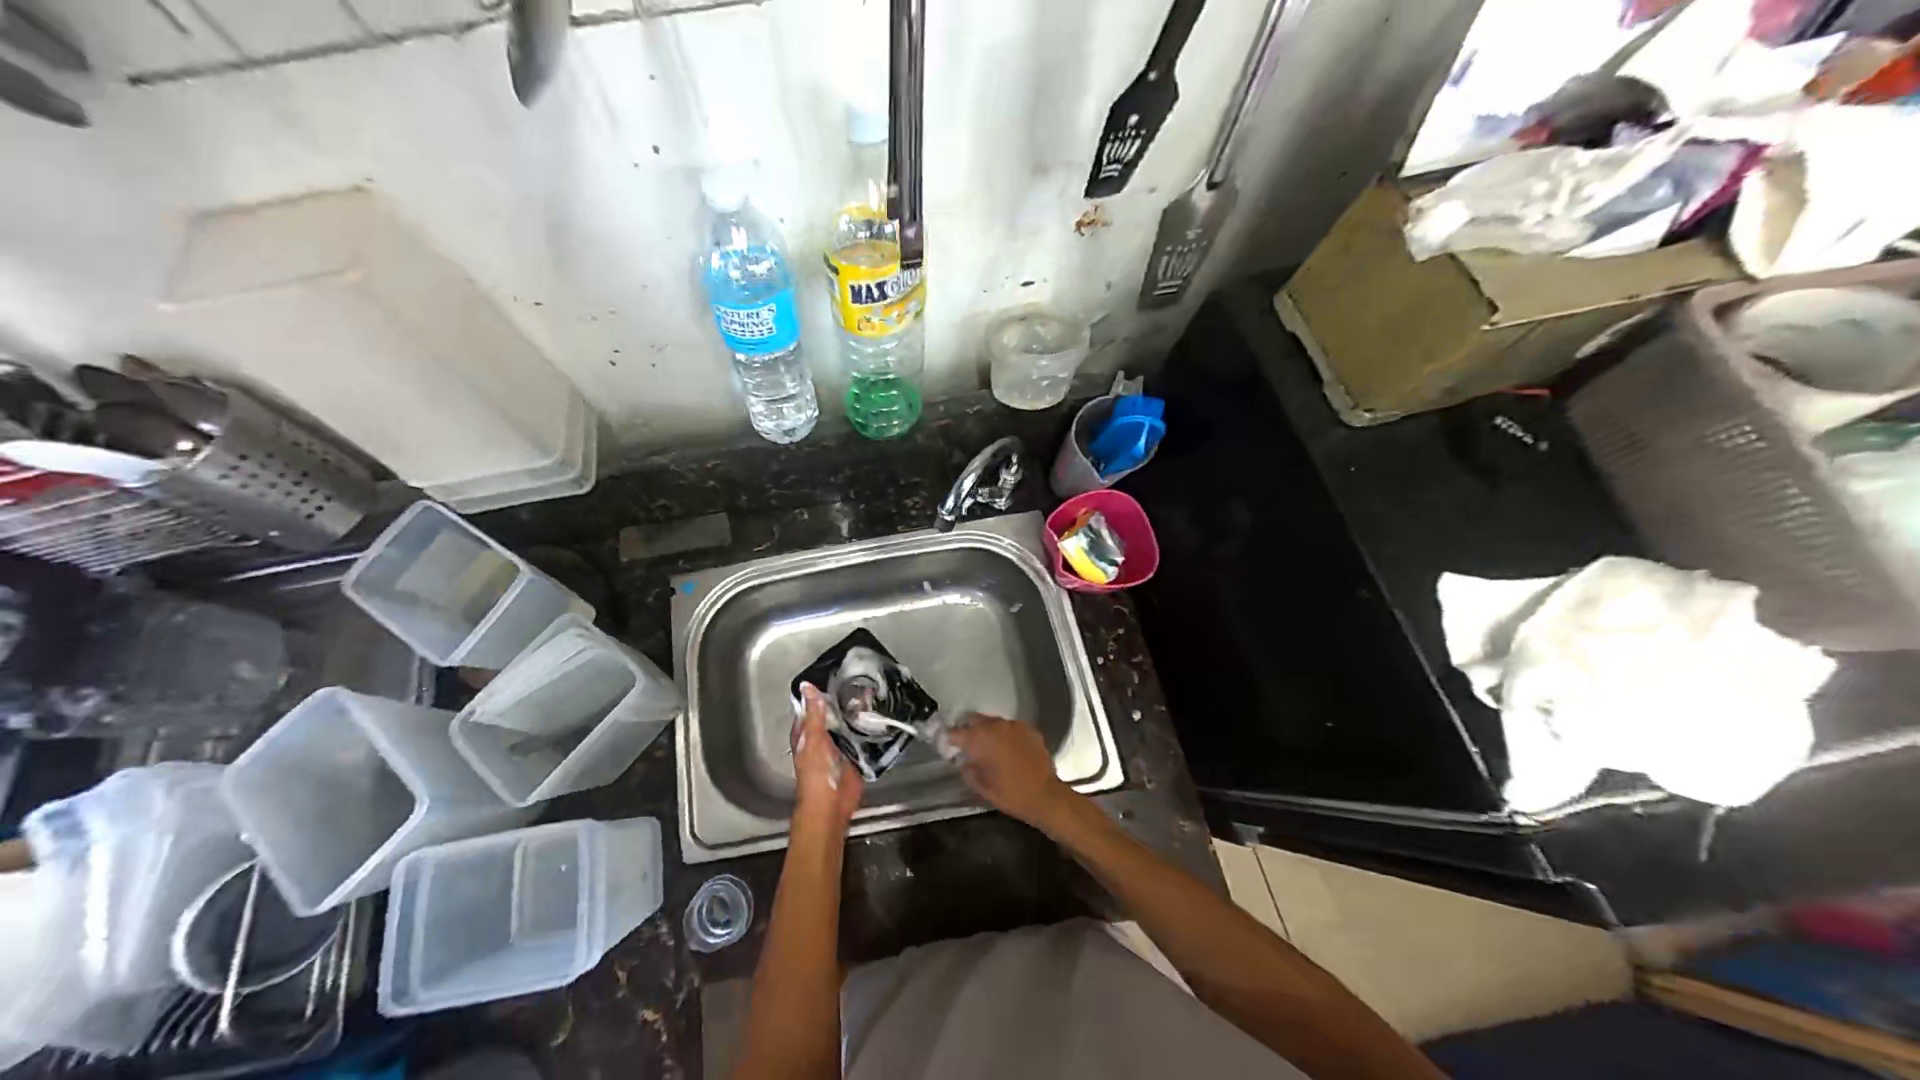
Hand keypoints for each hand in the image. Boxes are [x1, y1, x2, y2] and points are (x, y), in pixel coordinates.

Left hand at [792, 685, 862, 829]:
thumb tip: (807, 685)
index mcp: (806, 731)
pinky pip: (861, 736)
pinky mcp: (854, 753)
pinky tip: (880, 714)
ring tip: (875, 691)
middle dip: (845, 699)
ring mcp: (839, 744)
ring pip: (848, 723)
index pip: (812, 704)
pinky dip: (869, 727)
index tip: (838, 671)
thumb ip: (814, 713)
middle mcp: (822, 735)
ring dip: (859, 712)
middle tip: (863, 678)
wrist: (832, 804)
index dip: (822, 689)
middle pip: (833, 712)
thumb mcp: (813, 739)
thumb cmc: (816, 772)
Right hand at [947, 714, 1075, 829]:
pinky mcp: (1030, 730)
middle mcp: (997, 726)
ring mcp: (1016, 726)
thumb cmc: (1011, 794)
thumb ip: (967, 770)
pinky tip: (1009, 749)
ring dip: (988, 732)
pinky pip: (1012, 728)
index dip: (949, 738)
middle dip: (969, 731)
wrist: (1045, 796)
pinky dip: (1006, 735)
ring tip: (989, 748)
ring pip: (995, 723)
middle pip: (975, 721)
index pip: (957, 732)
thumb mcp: (982, 787)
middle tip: (967, 746)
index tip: (947, 745)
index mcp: (981, 739)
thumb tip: (963, 761)